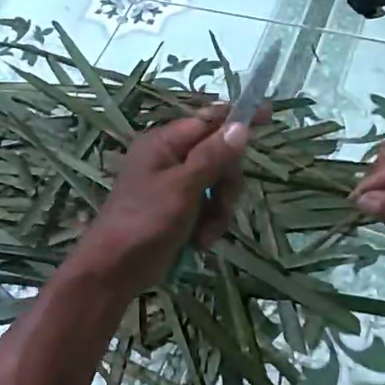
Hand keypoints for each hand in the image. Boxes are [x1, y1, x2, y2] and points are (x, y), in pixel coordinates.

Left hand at [70, 109, 250, 290]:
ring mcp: (174, 185)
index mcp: (164, 143)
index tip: (269, 115)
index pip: (209, 120)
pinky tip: (199, 242)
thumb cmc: (145, 221)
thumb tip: (240, 126)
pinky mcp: (178, 210)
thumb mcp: (183, 187)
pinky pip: (208, 207)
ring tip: (205, 234)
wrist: (116, 269)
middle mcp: (169, 158)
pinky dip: (209, 224)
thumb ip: (212, 156)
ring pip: (217, 185)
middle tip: (221, 204)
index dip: (237, 119)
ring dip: (218, 210)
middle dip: (226, 183)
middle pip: (219, 155)